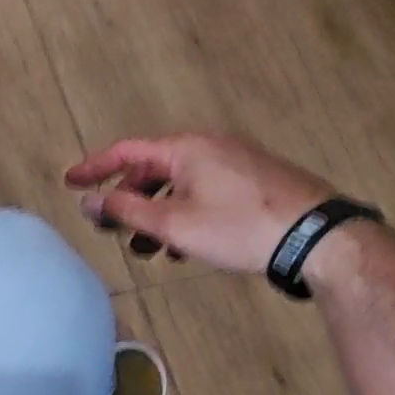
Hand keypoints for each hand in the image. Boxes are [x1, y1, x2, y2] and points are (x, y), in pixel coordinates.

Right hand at [63, 133, 333, 273]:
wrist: (324, 240)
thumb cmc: (240, 228)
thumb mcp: (173, 223)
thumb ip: (124, 210)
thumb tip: (87, 201)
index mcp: (185, 148)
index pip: (125, 151)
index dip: (94, 168)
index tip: (70, 183)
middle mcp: (210, 146)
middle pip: (153, 169)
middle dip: (129, 200)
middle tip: (112, 227)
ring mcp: (238, 162)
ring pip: (180, 185)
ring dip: (157, 213)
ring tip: (148, 248)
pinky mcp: (259, 182)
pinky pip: (206, 191)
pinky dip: (185, 213)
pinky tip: (185, 246)